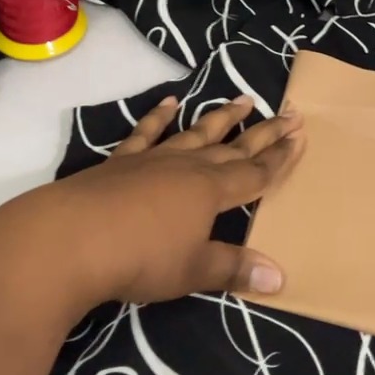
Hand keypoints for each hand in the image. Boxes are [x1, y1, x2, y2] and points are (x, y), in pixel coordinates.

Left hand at [21, 94, 302, 306]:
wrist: (74, 236)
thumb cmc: (141, 258)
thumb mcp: (193, 271)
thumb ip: (234, 269)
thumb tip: (279, 276)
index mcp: (211, 191)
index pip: (255, 173)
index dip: (279, 158)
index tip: (300, 136)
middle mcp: (188, 166)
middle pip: (234, 146)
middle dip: (264, 132)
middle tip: (290, 112)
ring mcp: (155, 159)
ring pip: (197, 132)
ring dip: (222, 116)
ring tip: (244, 98)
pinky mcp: (123, 160)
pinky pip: (147, 132)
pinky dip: (159, 116)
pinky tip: (170, 102)